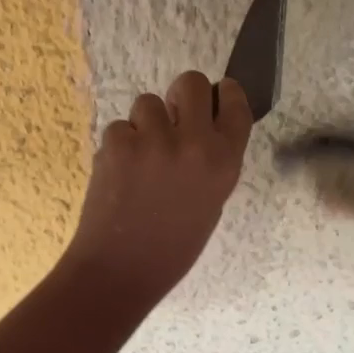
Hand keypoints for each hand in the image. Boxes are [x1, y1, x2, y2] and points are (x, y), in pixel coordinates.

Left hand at [61, 71, 252, 302]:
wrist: (121, 270)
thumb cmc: (172, 247)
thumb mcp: (211, 202)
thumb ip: (211, 161)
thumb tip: (200, 127)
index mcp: (225, 163)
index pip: (235, 105)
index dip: (226, 93)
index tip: (218, 93)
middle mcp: (195, 144)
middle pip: (192, 82)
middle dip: (181, 95)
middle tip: (172, 118)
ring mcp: (154, 141)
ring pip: (148, 103)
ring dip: (144, 124)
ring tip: (140, 160)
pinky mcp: (118, 143)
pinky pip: (119, 126)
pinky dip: (118, 146)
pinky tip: (119, 175)